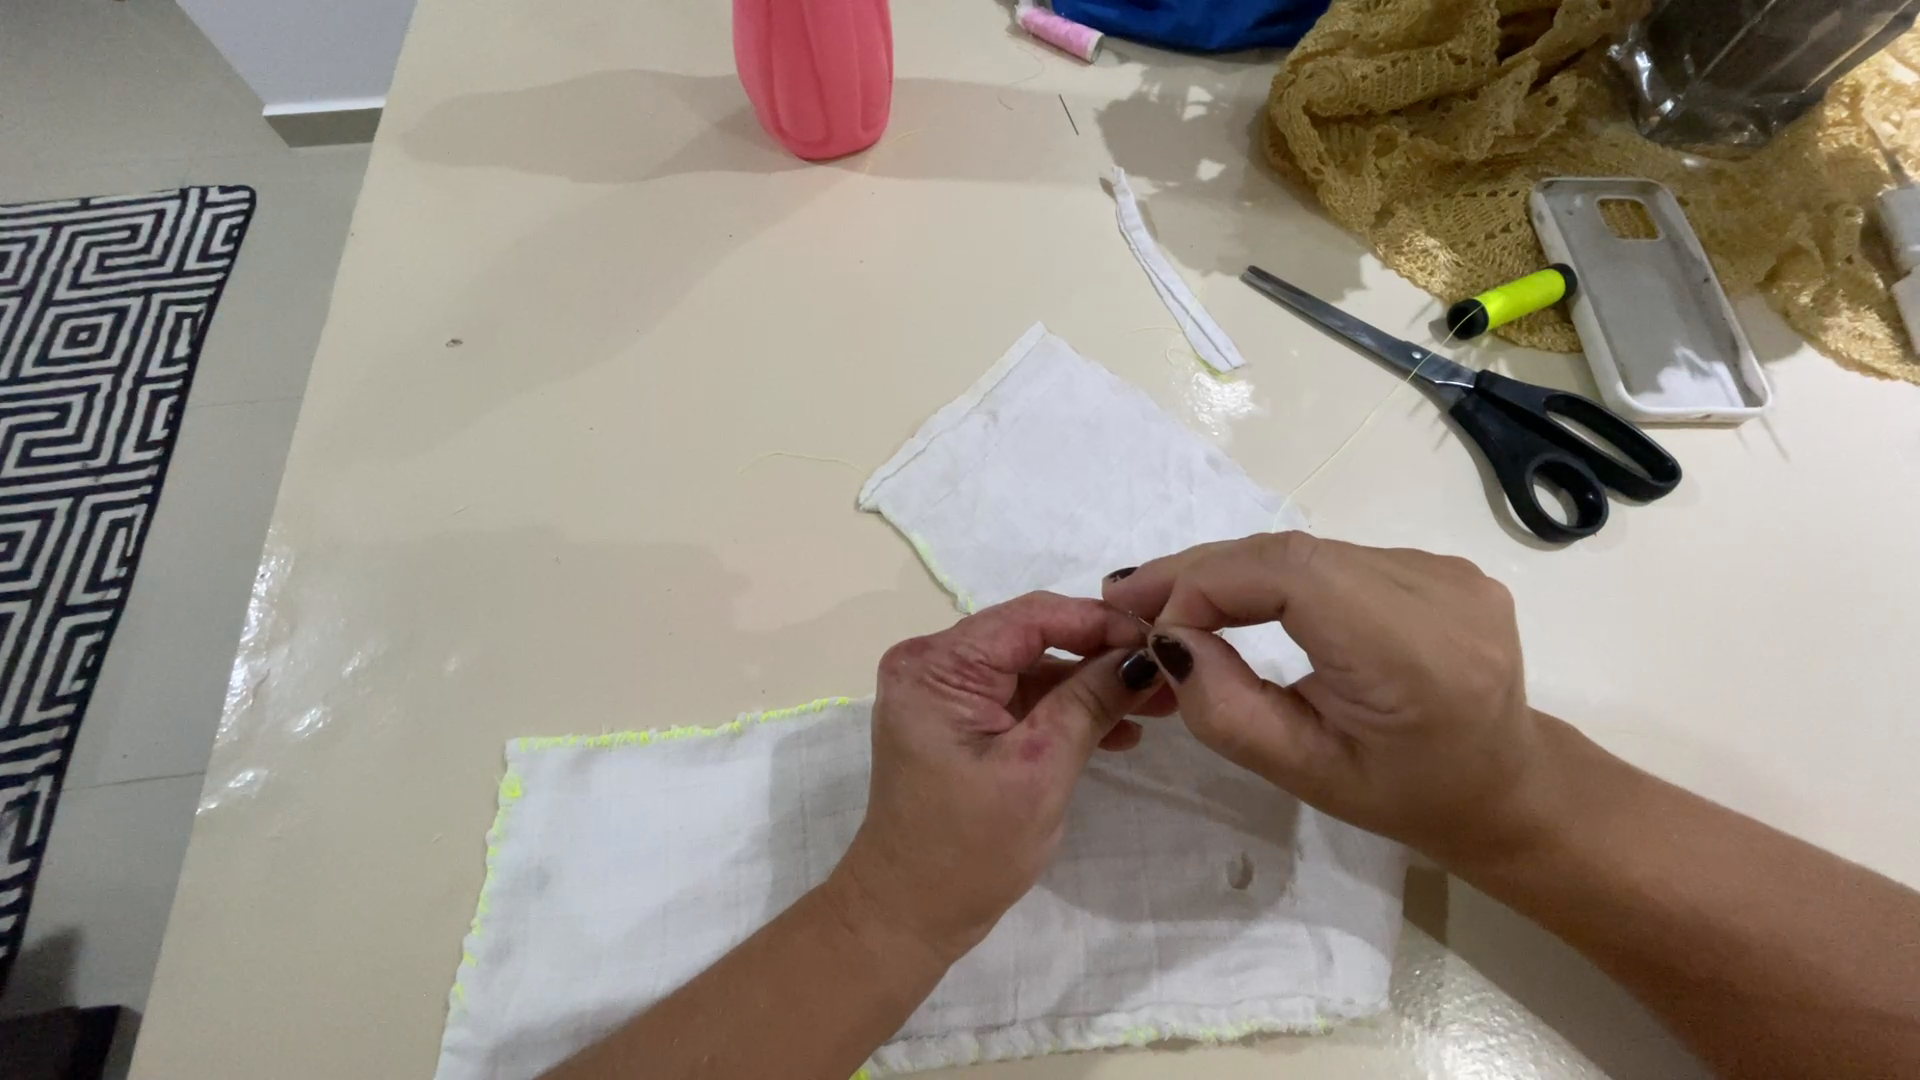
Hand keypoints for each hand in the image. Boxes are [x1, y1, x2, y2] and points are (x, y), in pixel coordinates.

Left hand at [828, 592, 1167, 965]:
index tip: (1158, 640)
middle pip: (1032, 638)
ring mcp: (944, 689)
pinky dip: (1064, 709)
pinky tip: (1118, 729)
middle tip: (1165, 675)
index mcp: (937, 665)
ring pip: (1032, 668)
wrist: (910, 912)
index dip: (1098, 622)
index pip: (1029, 617)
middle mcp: (933, 662)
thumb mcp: (1039, 770)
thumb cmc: (969, 849)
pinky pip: (1020, 697)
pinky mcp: (958, 716)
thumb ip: (1090, 702)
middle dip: (1101, 657)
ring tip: (1156, 704)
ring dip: (1090, 686)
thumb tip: (1147, 655)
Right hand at [1102, 532, 1548, 866]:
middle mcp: (1437, 591)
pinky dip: (1263, 573)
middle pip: (1287, 552)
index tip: (1151, 626)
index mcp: (1415, 654)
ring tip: (1166, 599)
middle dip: (1197, 571)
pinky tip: (1230, 597)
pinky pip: (1323, 557)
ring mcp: (1440, 568)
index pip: (1289, 574)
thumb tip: (1168, 638)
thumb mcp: (1301, 772)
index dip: (1205, 584)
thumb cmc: (1404, 797)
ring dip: (1224, 570)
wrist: (1506, 786)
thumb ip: (1225, 708)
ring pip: (1298, 549)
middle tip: (1127, 594)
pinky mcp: (1432, 563)